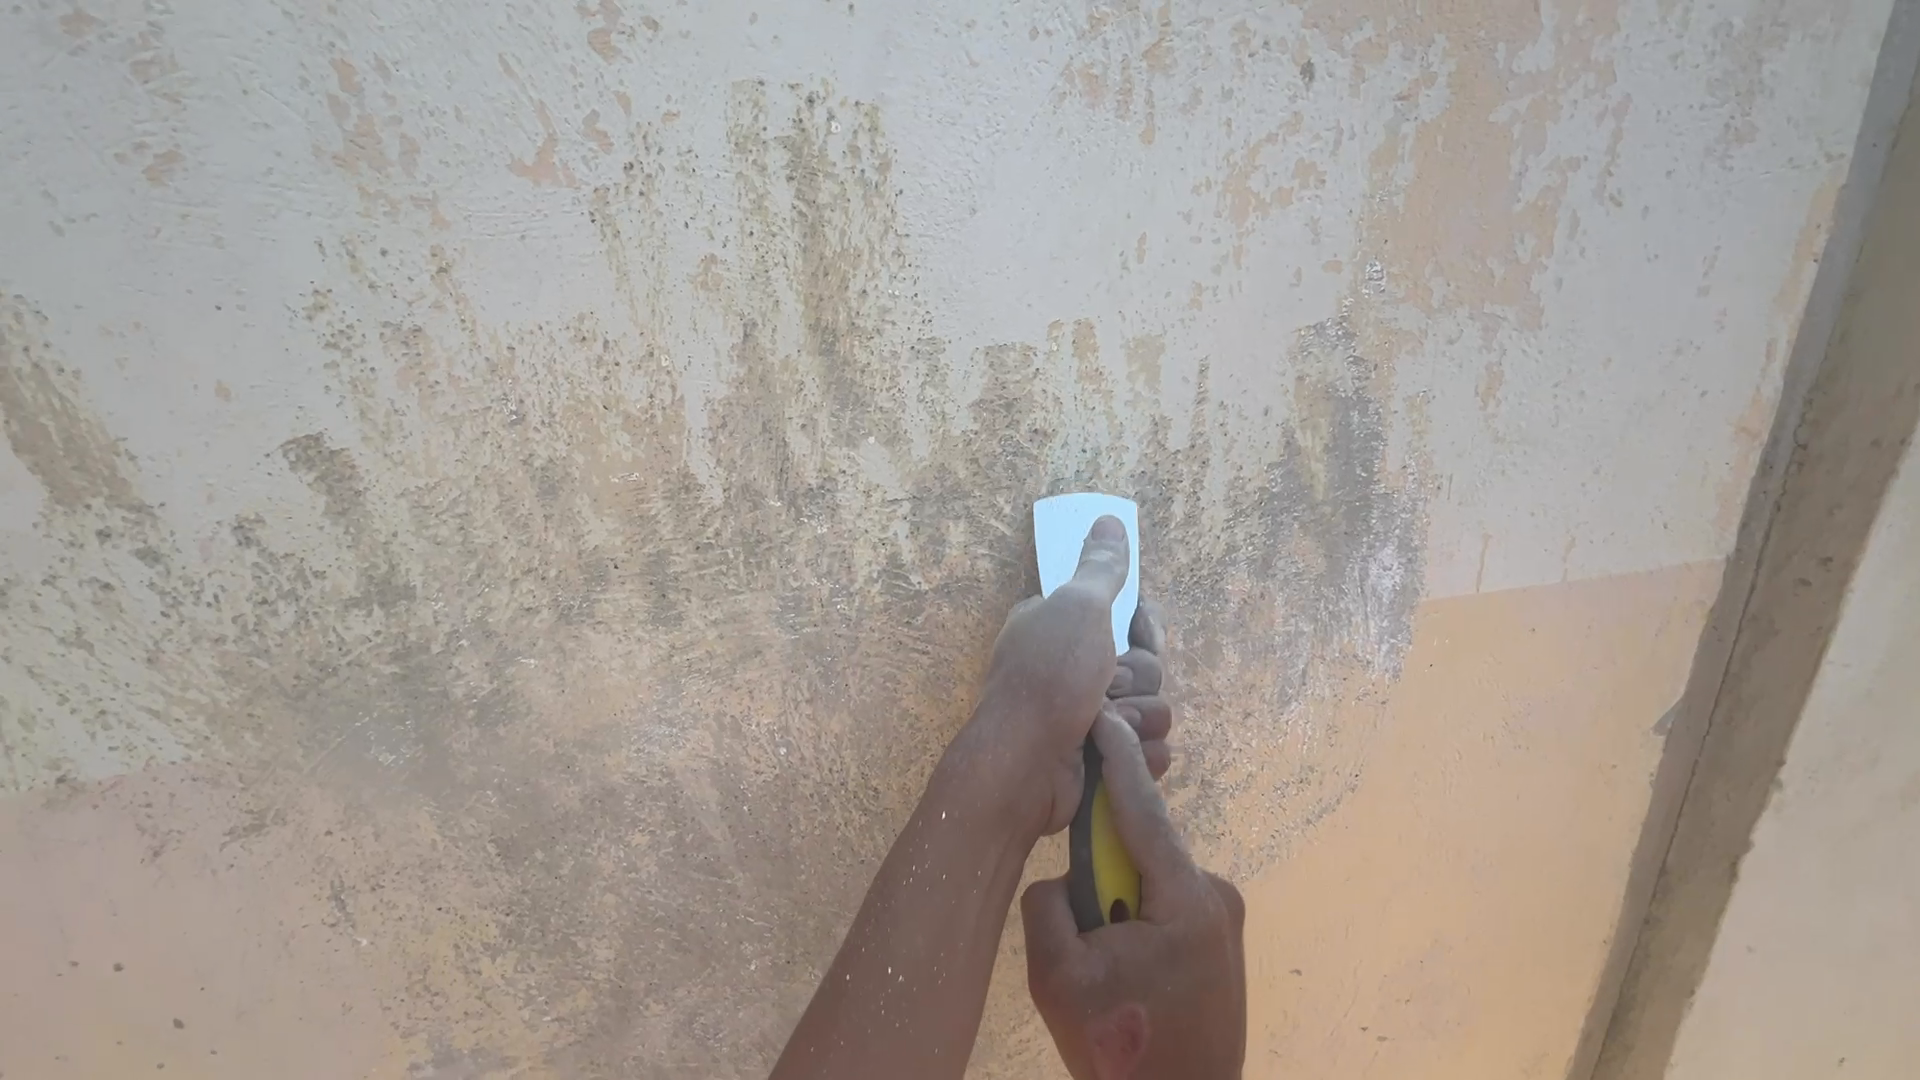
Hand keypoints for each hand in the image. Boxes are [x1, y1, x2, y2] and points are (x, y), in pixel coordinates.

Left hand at [966, 517, 1173, 837]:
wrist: (1025, 764)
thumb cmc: (1049, 676)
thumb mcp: (1077, 607)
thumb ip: (1101, 566)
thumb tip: (1109, 517)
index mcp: (1067, 626)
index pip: (1132, 617)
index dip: (1146, 627)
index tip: (1140, 632)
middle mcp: (1079, 667)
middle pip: (1149, 665)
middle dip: (1136, 679)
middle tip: (1106, 686)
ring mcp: (1092, 715)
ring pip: (1156, 710)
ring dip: (1136, 720)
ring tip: (1102, 728)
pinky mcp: (1106, 759)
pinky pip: (1151, 751)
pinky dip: (1136, 755)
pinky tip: (1111, 758)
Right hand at [1021, 712, 1246, 1079]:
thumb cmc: (1120, 1050)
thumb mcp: (1055, 978)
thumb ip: (1047, 903)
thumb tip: (1067, 880)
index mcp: (1184, 898)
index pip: (1141, 808)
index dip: (1117, 757)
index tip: (1101, 714)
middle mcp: (1216, 895)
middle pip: (1143, 845)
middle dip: (1103, 859)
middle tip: (1080, 915)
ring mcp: (1228, 919)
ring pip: (1153, 877)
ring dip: (1120, 894)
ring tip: (1103, 957)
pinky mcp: (1225, 941)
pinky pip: (1167, 902)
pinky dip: (1138, 913)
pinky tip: (1126, 964)